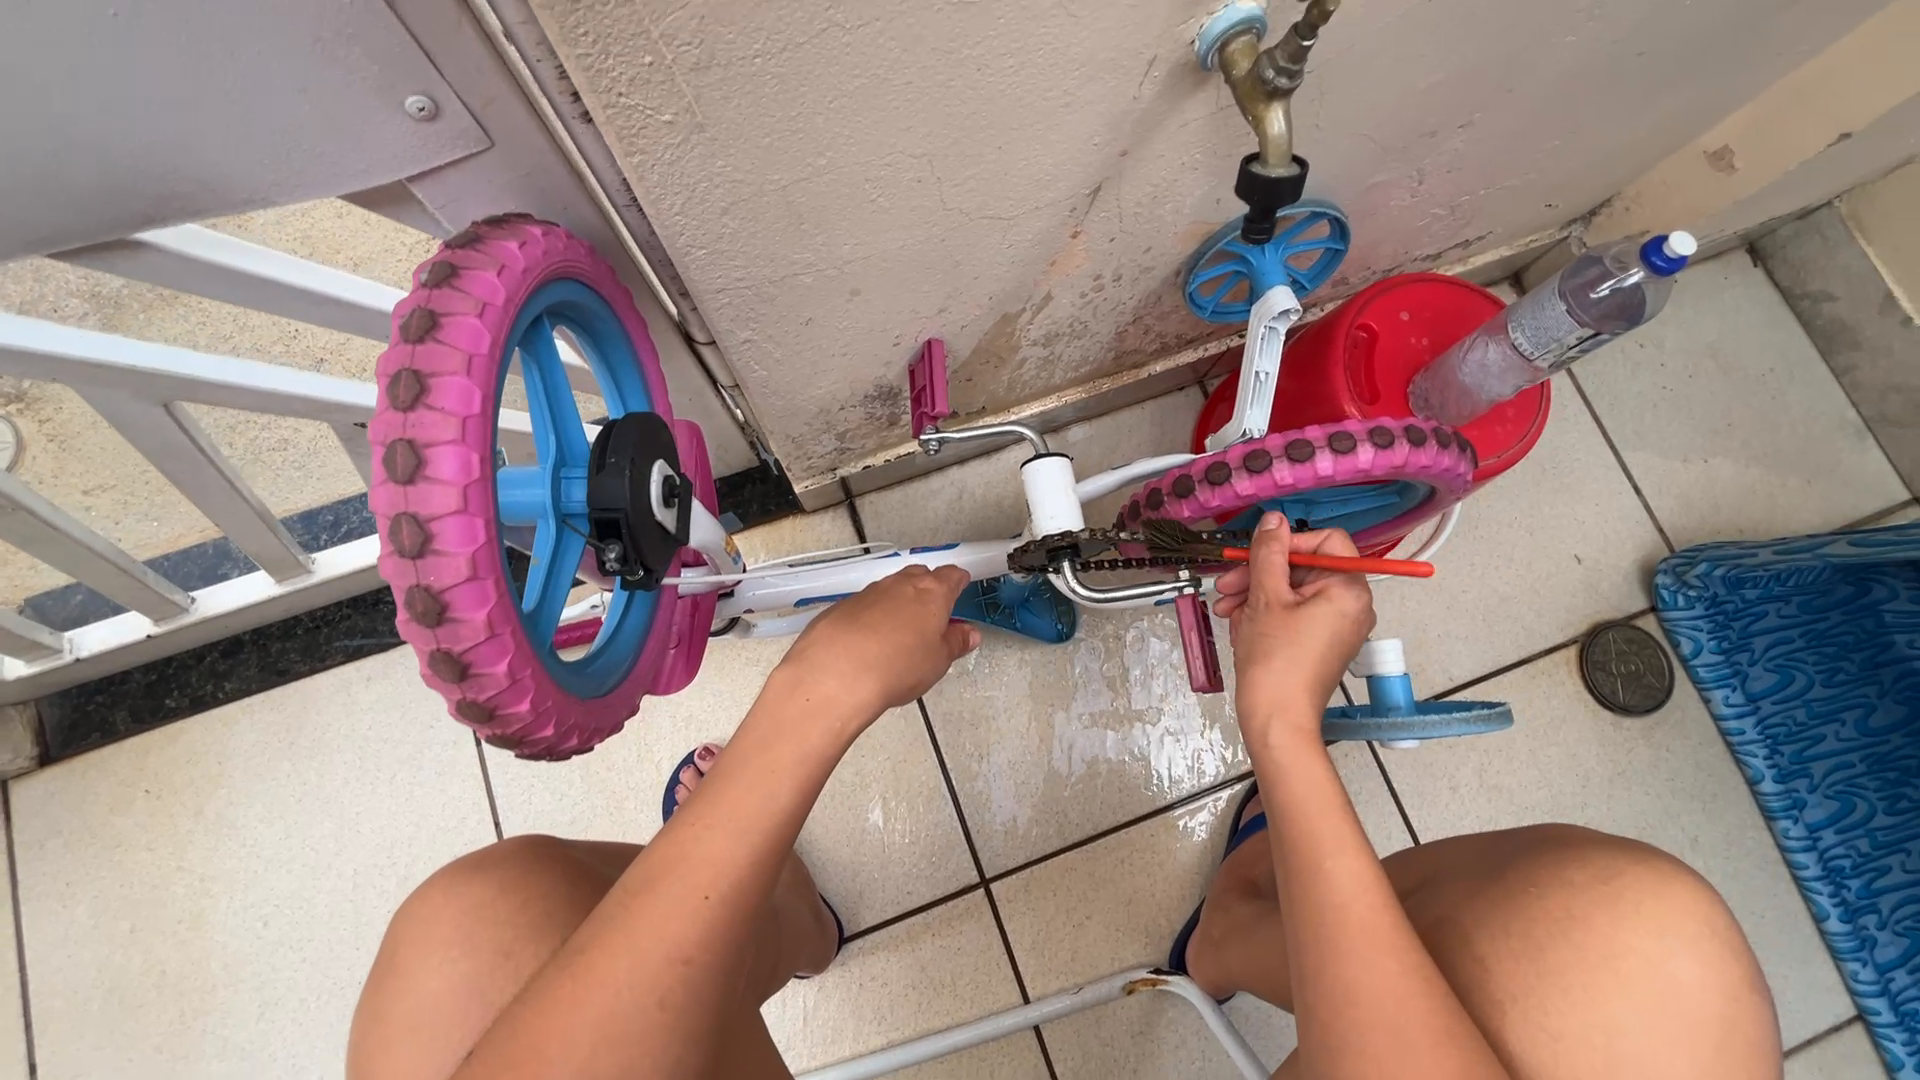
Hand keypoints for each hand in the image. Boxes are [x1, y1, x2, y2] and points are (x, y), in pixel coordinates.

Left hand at [773, 564, 981, 722]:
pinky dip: (872, 617)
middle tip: (933, 613)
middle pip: (919, 576)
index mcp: (932, 593)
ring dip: (898, 603)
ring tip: (901, 632)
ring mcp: (869, 593)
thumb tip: (968, 634)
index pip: (951, 576)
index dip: (958, 581)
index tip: (961, 585)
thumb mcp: (938, 661)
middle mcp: (900, 584)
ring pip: (891, 589)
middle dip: (928, 589)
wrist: (836, 673)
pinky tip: (870, 641)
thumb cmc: (896, 666)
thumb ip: (955, 643)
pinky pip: (865, 605)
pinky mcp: (842, 606)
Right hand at [1214, 513, 1376, 743]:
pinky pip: (1293, 613)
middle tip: (1228, 585)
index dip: (1288, 542)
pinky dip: (1266, 613)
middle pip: (1304, 567)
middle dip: (1261, 572)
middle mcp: (1352, 605)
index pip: (1326, 541)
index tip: (1257, 555)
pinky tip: (1240, 623)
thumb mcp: (1265, 596)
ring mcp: (1337, 626)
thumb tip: (1273, 519)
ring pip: (1293, 591)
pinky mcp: (1321, 642)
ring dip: (1255, 593)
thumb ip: (1269, 552)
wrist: (1276, 717)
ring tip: (1226, 609)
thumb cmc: (1275, 659)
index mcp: (1349, 588)